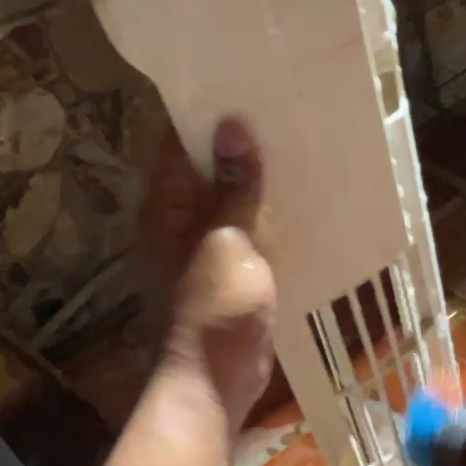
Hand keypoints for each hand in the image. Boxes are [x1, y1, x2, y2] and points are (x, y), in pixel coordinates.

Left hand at [138, 119, 275, 431]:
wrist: (215, 385)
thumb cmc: (215, 313)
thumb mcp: (227, 244)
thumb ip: (232, 189)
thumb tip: (231, 127)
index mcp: (165, 207)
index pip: (178, 141)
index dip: (209, 109)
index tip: (248, 79)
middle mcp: (178, 221)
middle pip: (206, 168)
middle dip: (242, 142)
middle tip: (287, 106)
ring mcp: (203, 249)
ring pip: (230, 200)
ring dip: (259, 180)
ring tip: (300, 143)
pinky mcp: (228, 273)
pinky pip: (247, 232)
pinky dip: (268, 217)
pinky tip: (300, 200)